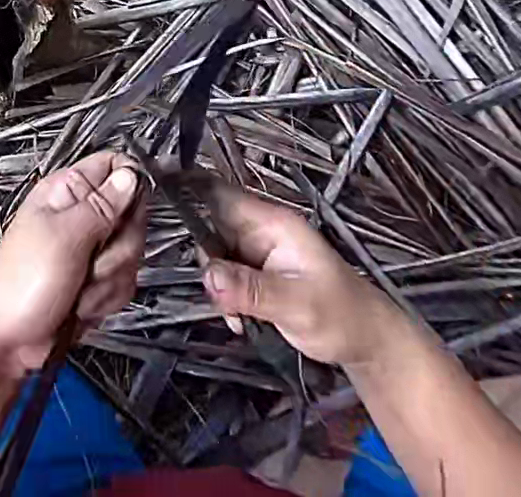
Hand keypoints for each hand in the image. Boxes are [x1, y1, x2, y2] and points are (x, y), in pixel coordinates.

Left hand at [0, 150, 147, 374]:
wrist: (4, 344)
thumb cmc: (16, 286)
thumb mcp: (64, 236)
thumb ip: (103, 204)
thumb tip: (130, 175)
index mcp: (67, 191)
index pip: (118, 168)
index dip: (129, 188)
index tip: (121, 215)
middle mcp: (81, 215)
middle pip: (132, 213)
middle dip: (118, 246)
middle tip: (92, 258)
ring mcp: (90, 247)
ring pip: (131, 250)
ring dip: (109, 277)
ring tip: (80, 285)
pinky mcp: (97, 277)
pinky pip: (125, 280)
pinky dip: (107, 297)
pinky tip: (82, 302)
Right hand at [199, 184, 403, 366]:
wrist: (362, 338)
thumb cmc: (339, 313)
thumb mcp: (296, 303)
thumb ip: (251, 289)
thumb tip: (208, 275)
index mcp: (272, 222)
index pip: (222, 194)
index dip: (190, 186)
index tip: (157, 182)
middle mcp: (261, 231)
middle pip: (211, 225)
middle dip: (206, 259)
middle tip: (221, 295)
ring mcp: (258, 252)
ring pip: (216, 255)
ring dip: (218, 285)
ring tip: (239, 314)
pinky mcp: (256, 274)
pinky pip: (226, 276)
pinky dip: (226, 299)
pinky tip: (242, 320)